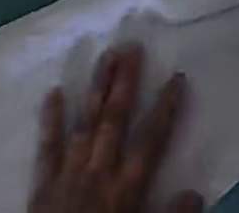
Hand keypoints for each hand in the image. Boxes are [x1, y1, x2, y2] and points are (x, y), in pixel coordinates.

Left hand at [30, 43, 201, 212]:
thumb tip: (196, 192)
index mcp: (126, 190)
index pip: (151, 140)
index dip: (166, 107)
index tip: (177, 76)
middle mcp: (98, 174)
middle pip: (115, 120)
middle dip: (126, 82)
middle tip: (133, 45)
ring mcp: (68, 176)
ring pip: (85, 123)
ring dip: (96, 87)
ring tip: (105, 53)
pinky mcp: (42, 187)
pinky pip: (47, 149)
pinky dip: (50, 120)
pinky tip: (52, 91)